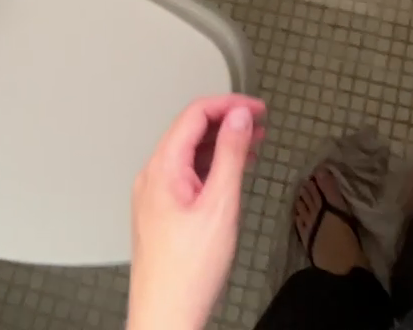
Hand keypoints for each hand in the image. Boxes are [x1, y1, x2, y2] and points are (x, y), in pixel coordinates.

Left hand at [129, 95, 266, 329]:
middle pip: (190, 129)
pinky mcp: (160, 210)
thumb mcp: (220, 204)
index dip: (229, 104)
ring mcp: (154, 193)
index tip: (256, 108)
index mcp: (163, 167)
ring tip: (253, 143)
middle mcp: (153, 175)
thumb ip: (231, 154)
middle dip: (227, 121)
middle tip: (259, 123)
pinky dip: (212, 163)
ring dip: (221, 142)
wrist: (165, 318)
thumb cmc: (188, 272)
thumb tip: (239, 117)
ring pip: (189, 151)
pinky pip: (187, 171)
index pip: (195, 114)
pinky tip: (232, 170)